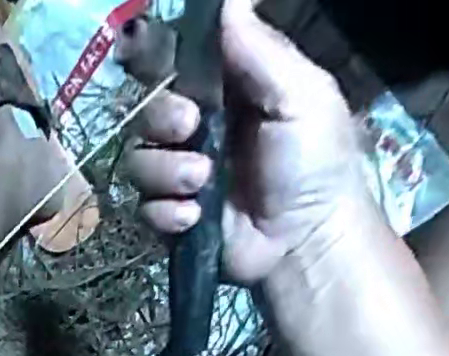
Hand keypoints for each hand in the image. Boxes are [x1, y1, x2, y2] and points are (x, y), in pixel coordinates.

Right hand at [122, 0, 374, 286]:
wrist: (304, 240)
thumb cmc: (314, 163)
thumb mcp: (301, 96)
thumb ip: (261, 51)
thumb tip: (226, 2)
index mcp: (227, 91)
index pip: (178, 63)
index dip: (152, 53)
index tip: (133, 47)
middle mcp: (196, 131)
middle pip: (148, 111)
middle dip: (162, 116)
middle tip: (190, 126)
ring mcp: (179, 177)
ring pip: (140, 161)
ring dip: (167, 170)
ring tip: (202, 183)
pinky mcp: (170, 219)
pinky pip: (145, 208)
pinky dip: (167, 213)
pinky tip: (195, 218)